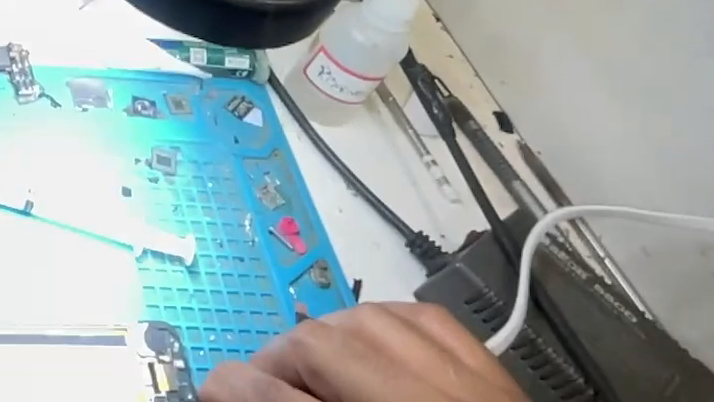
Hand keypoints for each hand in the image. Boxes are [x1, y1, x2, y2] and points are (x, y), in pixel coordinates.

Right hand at [198, 303, 528, 401]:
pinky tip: (367, 346)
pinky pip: (424, 319)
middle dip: (280, 361)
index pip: (287, 398)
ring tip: (312, 372)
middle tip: (262, 388)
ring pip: (367, 319)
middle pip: (321, 346)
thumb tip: (232, 391)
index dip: (238, 389)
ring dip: (325, 338)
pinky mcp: (501, 378)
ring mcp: (477, 390)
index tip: (212, 389)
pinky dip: (384, 324)